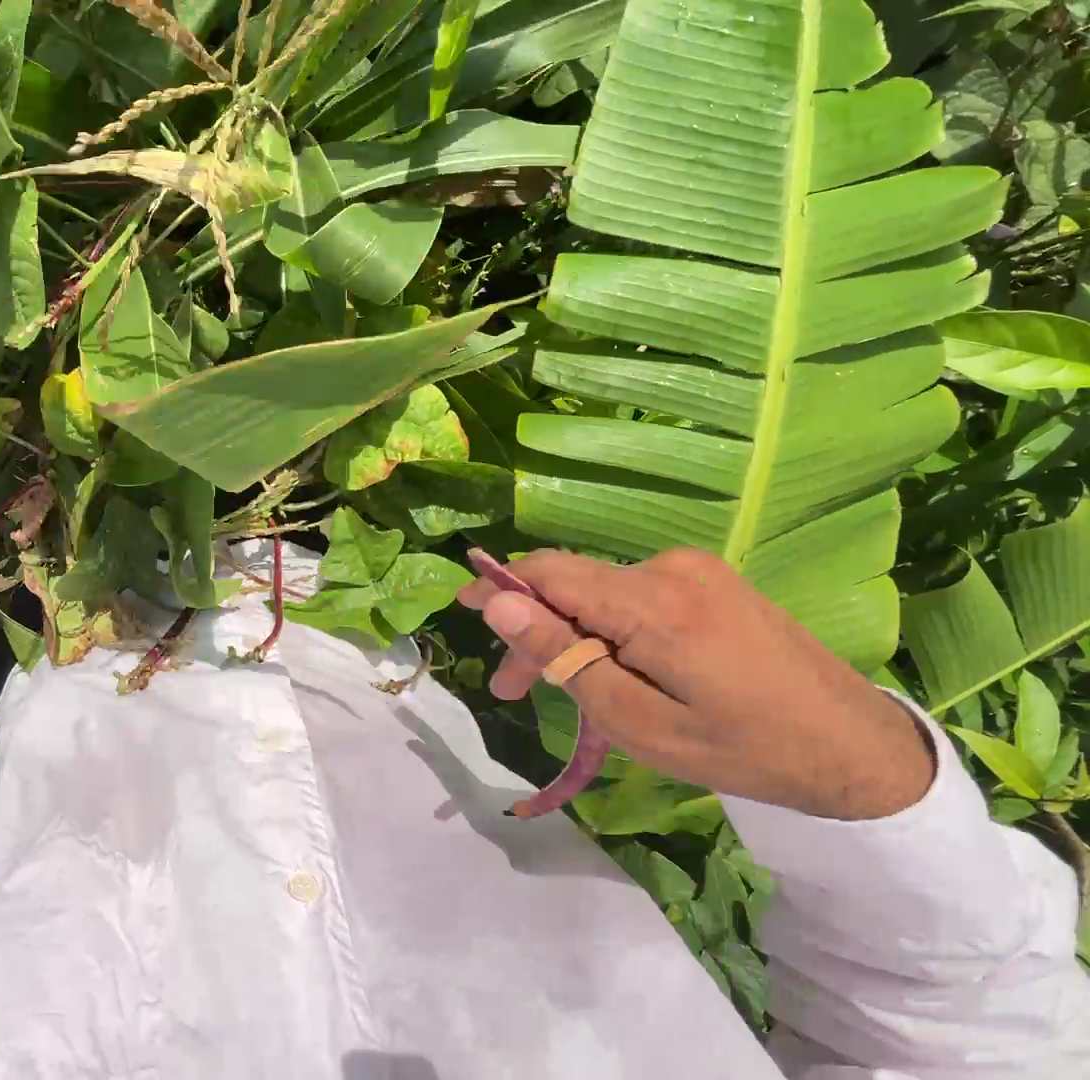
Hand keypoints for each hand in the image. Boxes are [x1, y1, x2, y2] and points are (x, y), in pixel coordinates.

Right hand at [456, 548, 934, 820]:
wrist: (859, 752)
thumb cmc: (741, 749)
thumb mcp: (637, 720)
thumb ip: (564, 658)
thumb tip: (499, 604)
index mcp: (653, 603)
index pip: (548, 571)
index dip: (497, 586)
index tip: (460, 610)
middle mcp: (669, 568)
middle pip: (570, 584)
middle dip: (532, 629)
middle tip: (512, 688)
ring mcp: (694, 571)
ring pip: (597, 592)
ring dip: (568, 634)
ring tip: (556, 689)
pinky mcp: (709, 582)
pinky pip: (631, 596)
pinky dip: (604, 629)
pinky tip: (608, 669)